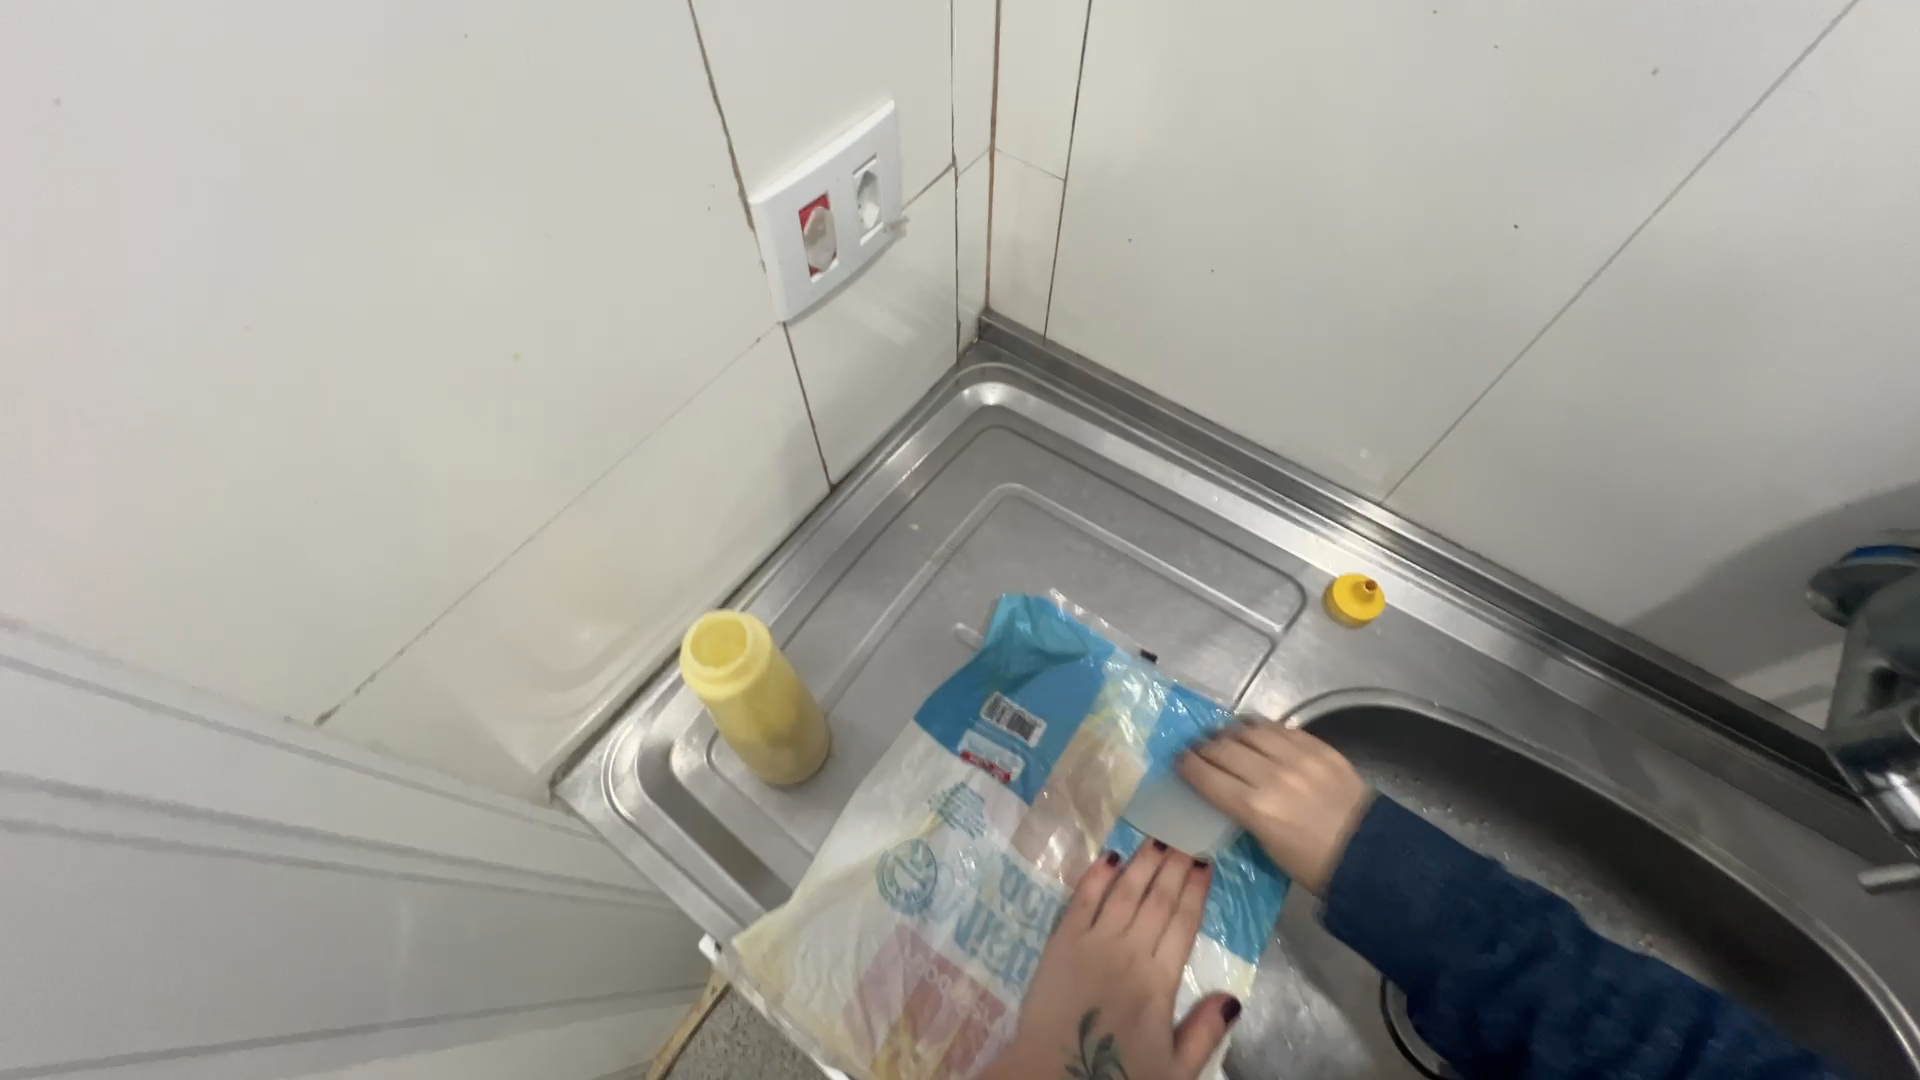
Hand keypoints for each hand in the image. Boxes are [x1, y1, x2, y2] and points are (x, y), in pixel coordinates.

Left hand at [980, 842, 1239, 1079]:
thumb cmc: (1116, 1078)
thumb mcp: (1175, 1071)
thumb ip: (1204, 1032)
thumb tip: (1233, 997)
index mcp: (1159, 982)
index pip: (1183, 925)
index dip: (1196, 892)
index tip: (1206, 864)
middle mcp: (1128, 952)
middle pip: (1157, 901)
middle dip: (1174, 867)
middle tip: (1185, 837)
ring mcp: (1092, 942)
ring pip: (1124, 892)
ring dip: (1142, 864)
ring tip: (1157, 839)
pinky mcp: (1061, 940)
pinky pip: (1082, 899)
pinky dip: (1096, 876)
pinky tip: (1110, 856)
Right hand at [1177, 721, 1372, 894]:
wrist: (1372, 856)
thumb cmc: (1313, 864)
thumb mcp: (1265, 844)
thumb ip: (1240, 810)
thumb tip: (1222, 787)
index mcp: (1254, 808)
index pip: (1205, 775)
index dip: (1186, 765)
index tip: (1180, 761)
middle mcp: (1272, 777)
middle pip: (1222, 748)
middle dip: (1203, 747)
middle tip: (1198, 748)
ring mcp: (1297, 758)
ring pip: (1248, 730)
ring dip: (1229, 732)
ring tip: (1224, 737)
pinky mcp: (1319, 748)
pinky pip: (1279, 728)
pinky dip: (1260, 728)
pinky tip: (1253, 731)